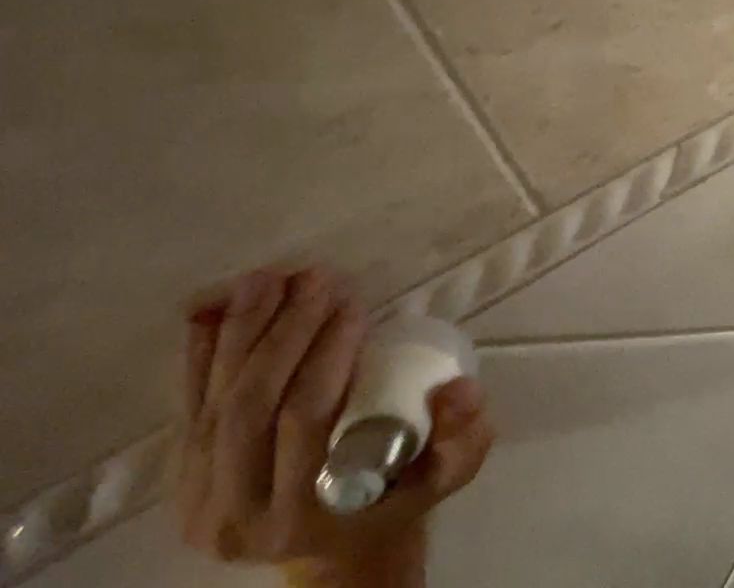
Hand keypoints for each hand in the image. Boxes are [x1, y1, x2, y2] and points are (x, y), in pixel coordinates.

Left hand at [177, 268, 494, 584]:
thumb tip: (459, 388)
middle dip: (284, 333)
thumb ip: (464, 434)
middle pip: (252, 407)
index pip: (307, 419)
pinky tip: (217, 308)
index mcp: (303, 512)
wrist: (342, 544)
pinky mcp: (181, 479)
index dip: (326, 356)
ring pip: (214, 402)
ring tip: (271, 278)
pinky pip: (187, 408)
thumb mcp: (450, 472)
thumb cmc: (404, 497)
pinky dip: (201, 353)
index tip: (354, 304)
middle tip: (318, 279)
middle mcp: (235, 513)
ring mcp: (197, 498)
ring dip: (242, 332)